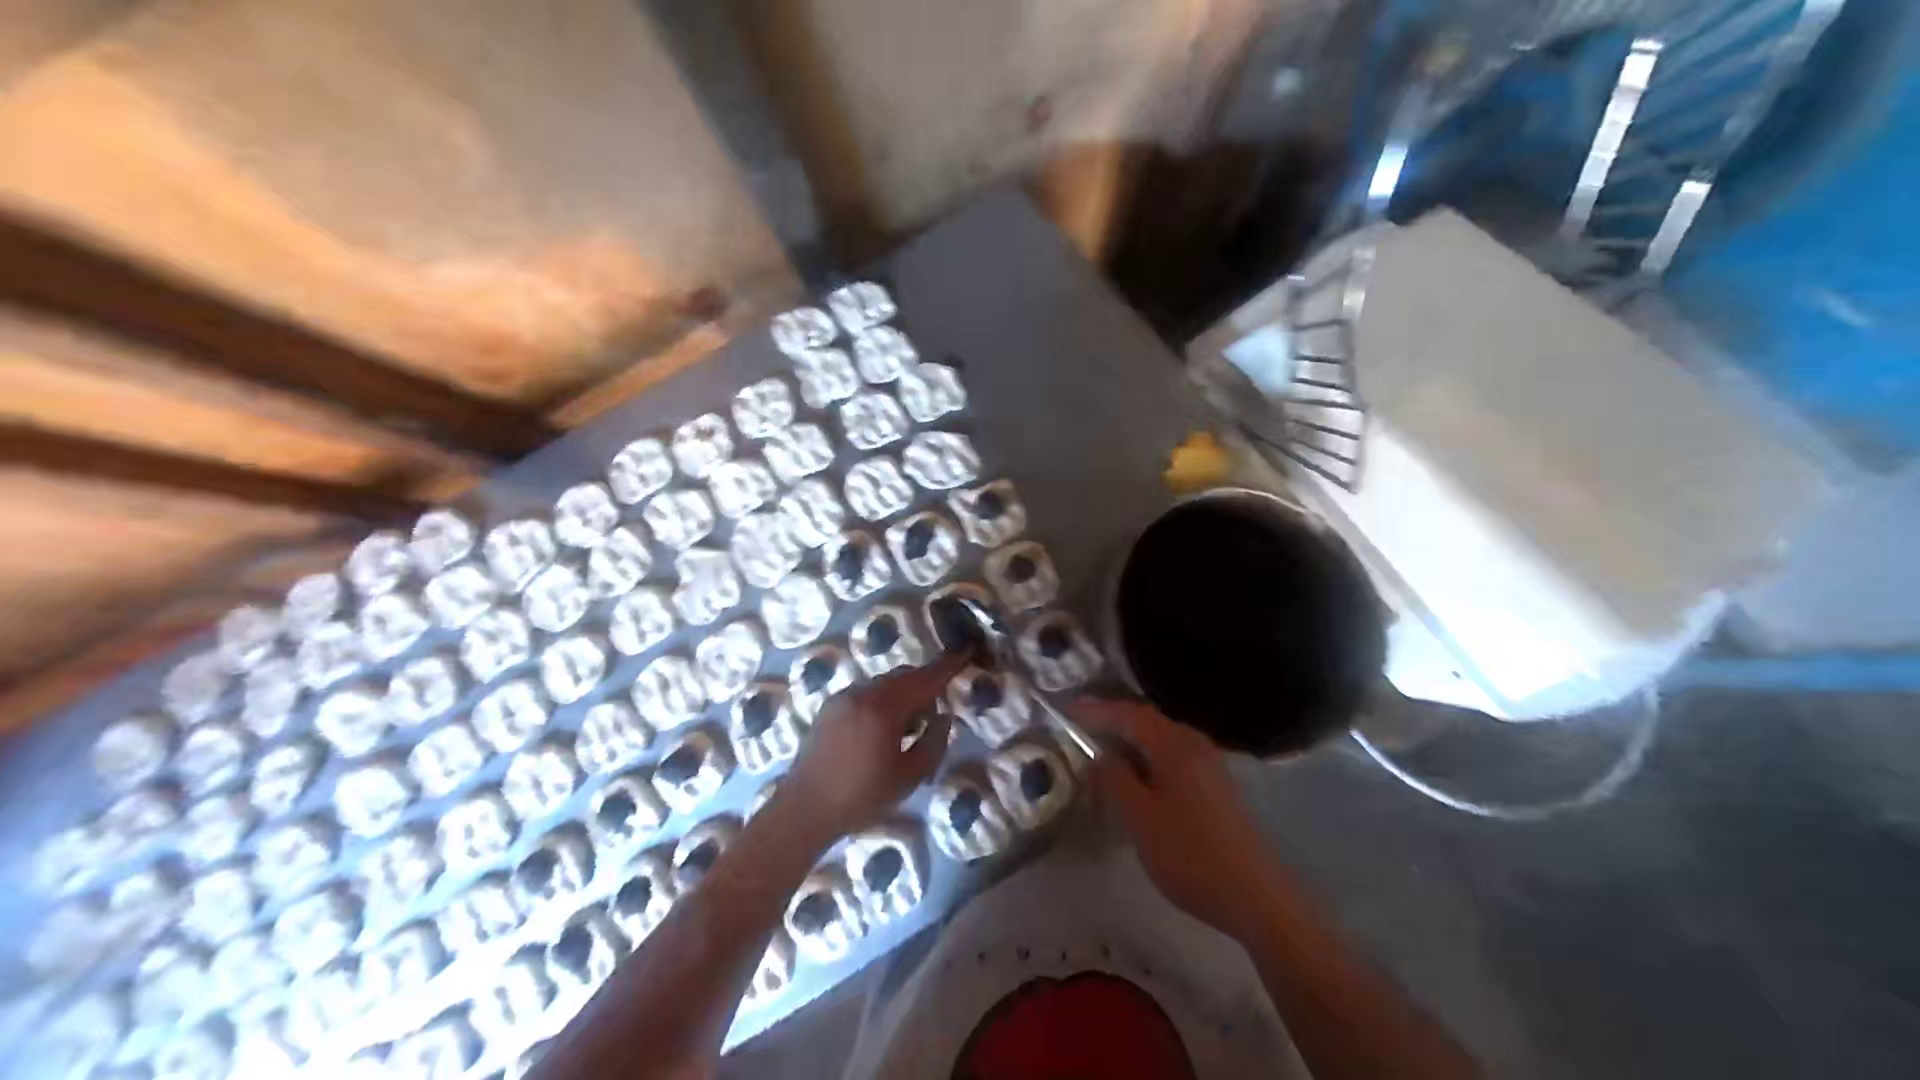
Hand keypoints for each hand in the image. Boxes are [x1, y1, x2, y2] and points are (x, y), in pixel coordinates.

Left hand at [780, 654, 964, 842]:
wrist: (804, 809)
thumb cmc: (861, 797)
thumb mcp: (909, 776)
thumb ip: (933, 742)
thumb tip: (942, 718)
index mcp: (884, 707)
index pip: (925, 678)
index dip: (948, 665)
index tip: (965, 651)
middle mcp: (862, 693)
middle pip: (903, 675)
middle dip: (924, 685)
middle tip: (935, 715)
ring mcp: (842, 697)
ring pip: (883, 683)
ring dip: (902, 695)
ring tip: (907, 730)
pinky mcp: (829, 707)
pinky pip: (865, 693)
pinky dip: (881, 701)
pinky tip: (881, 732)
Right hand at [1074, 698, 1288, 939]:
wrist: (1255, 897)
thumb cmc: (1190, 854)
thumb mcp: (1141, 817)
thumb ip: (1117, 779)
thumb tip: (1103, 753)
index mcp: (1176, 745)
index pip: (1130, 713)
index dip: (1098, 709)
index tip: (1068, 710)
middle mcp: (1196, 745)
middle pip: (1148, 722)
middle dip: (1114, 721)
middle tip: (1081, 726)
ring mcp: (1211, 766)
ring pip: (1162, 741)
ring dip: (1132, 741)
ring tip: (1103, 750)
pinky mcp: (1217, 788)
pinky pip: (1174, 758)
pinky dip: (1149, 758)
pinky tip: (1137, 777)